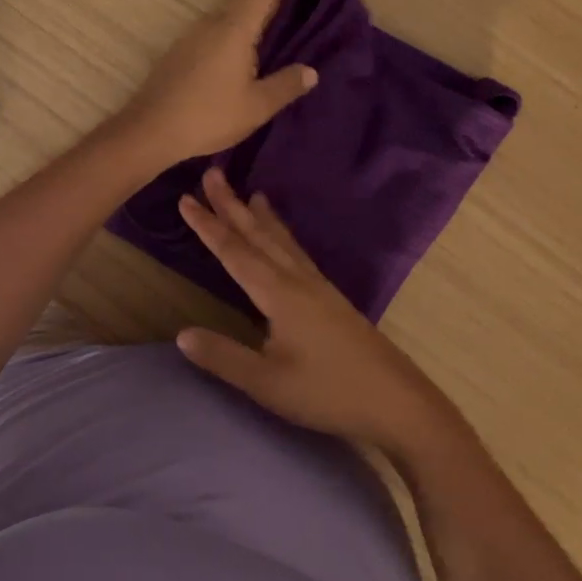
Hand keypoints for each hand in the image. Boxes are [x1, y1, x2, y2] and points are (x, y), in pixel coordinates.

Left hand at [110, 0, 316, 167]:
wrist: (150, 129)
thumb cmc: (208, 116)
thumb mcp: (256, 106)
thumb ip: (285, 85)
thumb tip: (310, 71)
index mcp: (234, 30)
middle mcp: (211, 25)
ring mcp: (190, 37)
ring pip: (223, 10)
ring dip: (244, 4)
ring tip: (266, 8)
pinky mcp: (178, 52)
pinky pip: (210, 26)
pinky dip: (229, 22)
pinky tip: (234, 38)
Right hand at [174, 168, 459, 453]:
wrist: (400, 405)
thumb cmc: (329, 393)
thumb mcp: (267, 382)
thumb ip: (222, 357)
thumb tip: (181, 335)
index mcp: (279, 294)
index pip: (234, 253)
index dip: (208, 226)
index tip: (185, 199)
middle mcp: (298, 282)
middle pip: (259, 236)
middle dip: (233, 206)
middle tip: (213, 174)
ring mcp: (320, 289)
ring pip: (283, 243)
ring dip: (261, 218)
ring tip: (252, 194)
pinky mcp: (333, 302)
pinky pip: (298, 254)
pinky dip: (283, 237)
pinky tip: (285, 243)